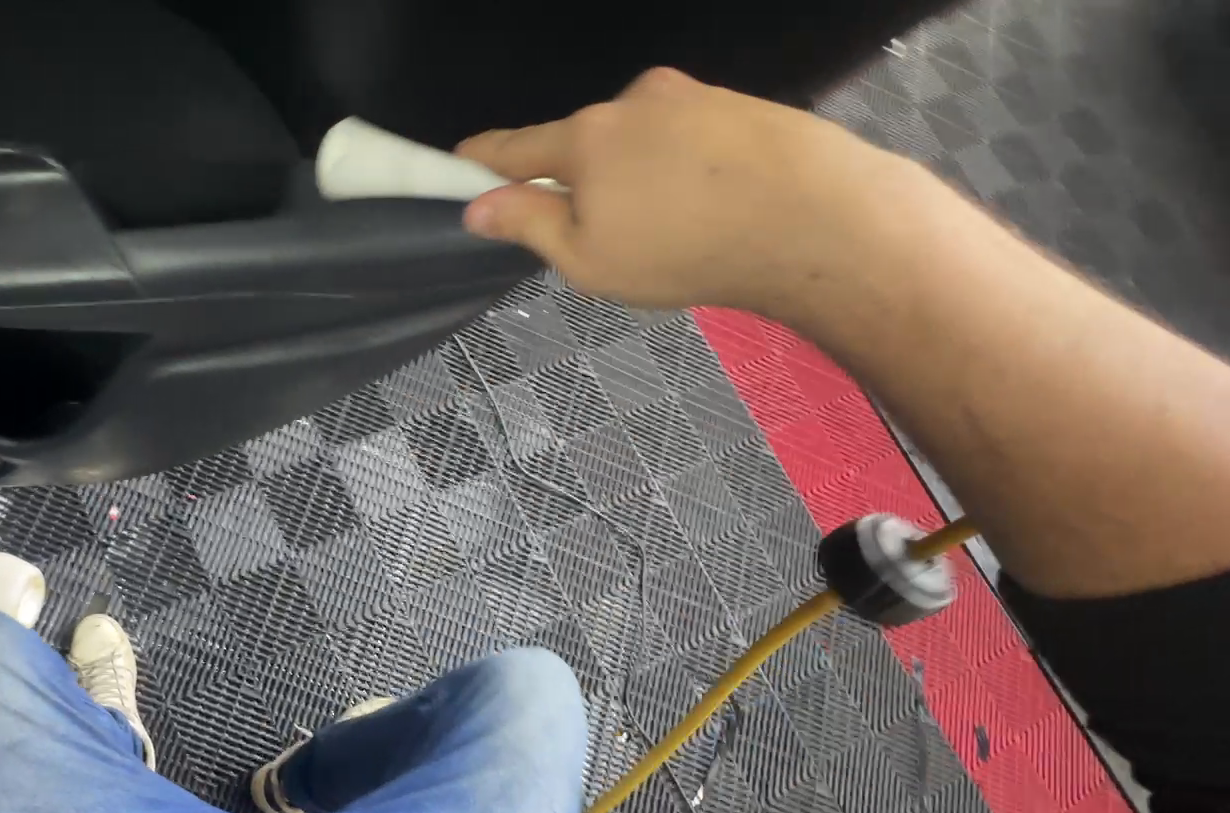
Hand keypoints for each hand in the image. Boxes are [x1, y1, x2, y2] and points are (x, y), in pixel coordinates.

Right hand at [457, 68, 922, 316]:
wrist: (815, 222)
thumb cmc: (680, 251)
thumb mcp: (585, 258)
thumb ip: (528, 225)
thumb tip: (478, 205)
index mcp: (585, 138)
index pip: (512, 148)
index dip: (479, 162)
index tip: (457, 166)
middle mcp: (631, 100)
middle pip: (576, 144)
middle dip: (570, 183)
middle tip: (593, 237)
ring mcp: (688, 96)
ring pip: (631, 142)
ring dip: (626, 177)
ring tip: (661, 230)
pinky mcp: (734, 104)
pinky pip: (678, 140)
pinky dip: (671, 171)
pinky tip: (700, 208)